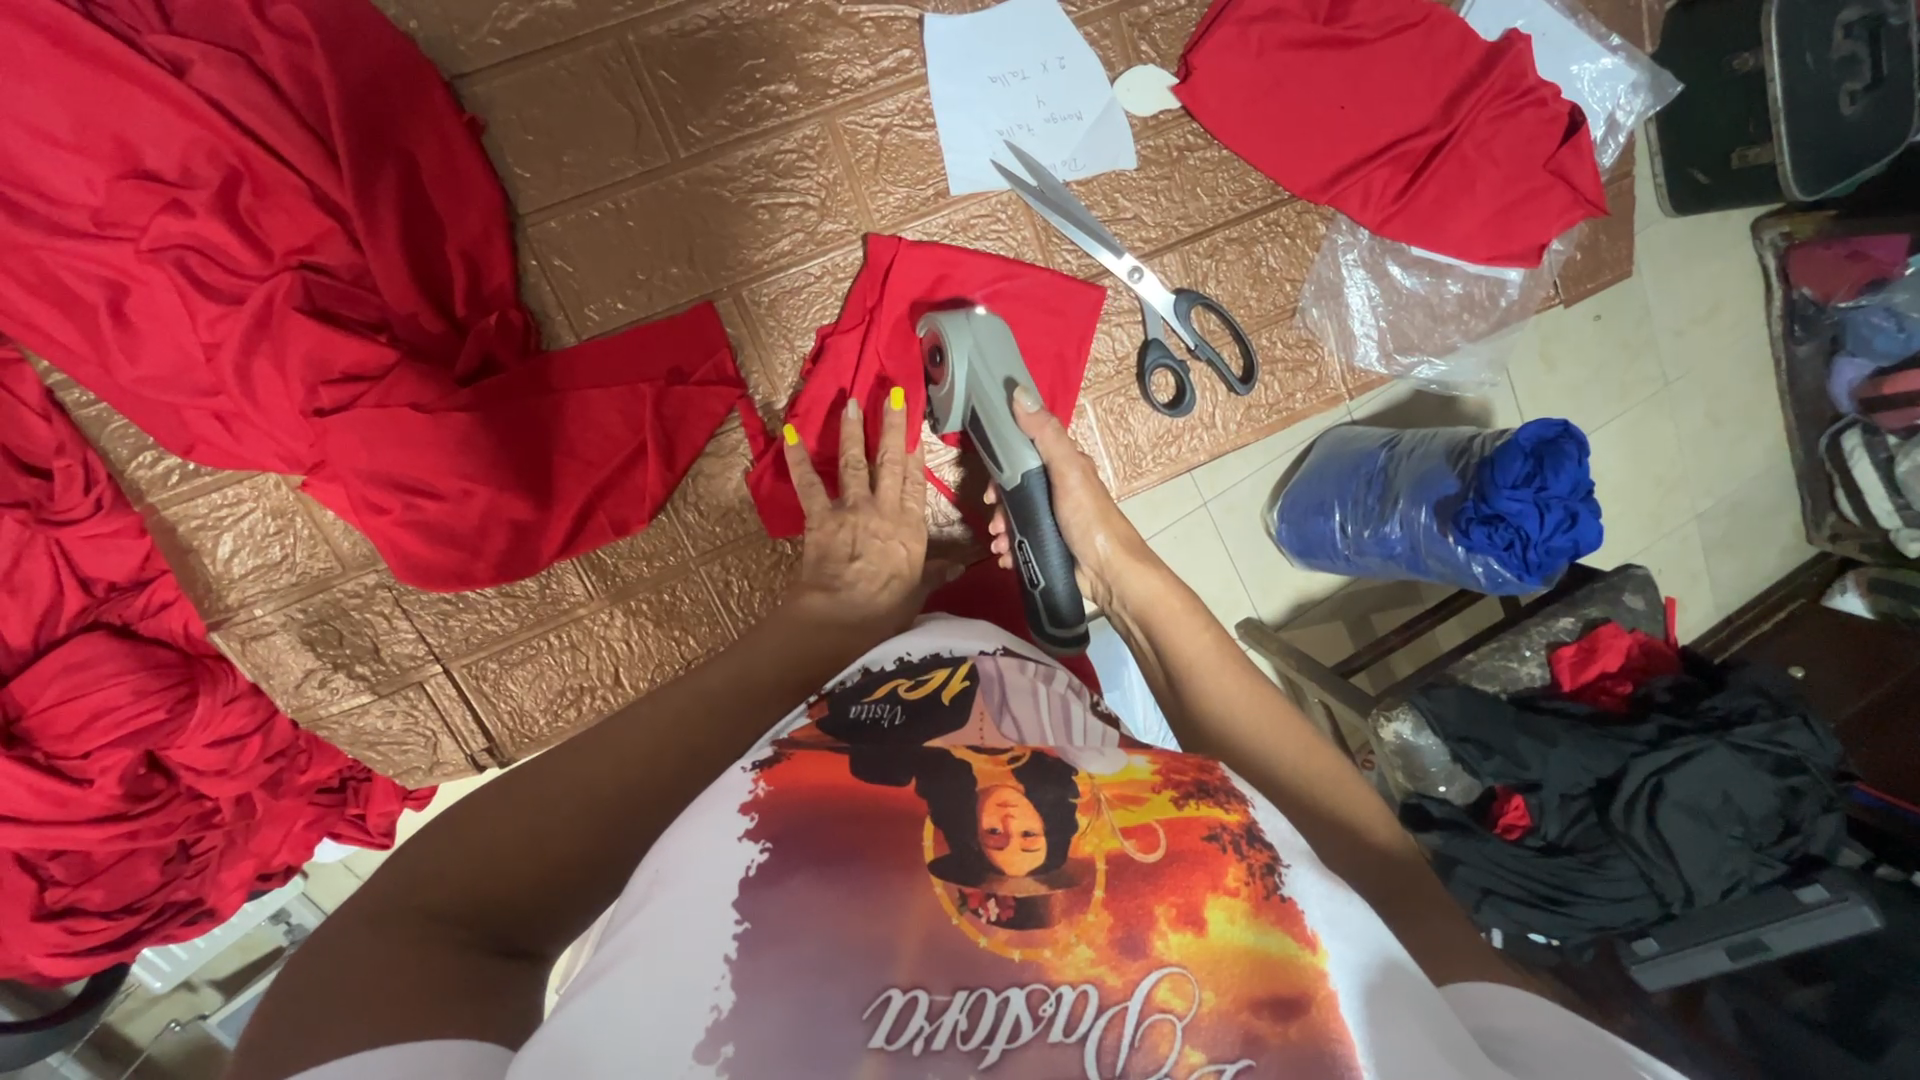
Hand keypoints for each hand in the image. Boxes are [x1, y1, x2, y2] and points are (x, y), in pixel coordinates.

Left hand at [782, 389, 951, 638]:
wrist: (845, 615)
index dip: (915, 454)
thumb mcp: (918, 592)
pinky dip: (798, 458)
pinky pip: (809, 483)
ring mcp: (852, 509)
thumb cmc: (886, 608)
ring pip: (853, 461)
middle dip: (892, 426)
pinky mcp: (821, 516)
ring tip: (852, 402)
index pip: (915, 482)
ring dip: (852, 430)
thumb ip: (936, 574)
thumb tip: (960, 567)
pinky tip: (790, 434)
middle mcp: (884, 509)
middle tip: (894, 395)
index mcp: (911, 527)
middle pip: (889, 460)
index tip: (916, 430)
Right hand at [983, 387, 1154, 611]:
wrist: (1108, 572)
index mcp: (1064, 465)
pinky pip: (1021, 541)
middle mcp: (1058, 488)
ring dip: (1001, 530)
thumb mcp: (1067, 470)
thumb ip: (1044, 434)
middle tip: (995, 521)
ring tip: (1001, 544)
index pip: (1025, 453)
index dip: (1003, 464)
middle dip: (999, 505)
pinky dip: (1009, 548)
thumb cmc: (1089, 518)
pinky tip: (1006, 558)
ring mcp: (1054, 518)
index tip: (989, 483)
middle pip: (1015, 488)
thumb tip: (1018, 391)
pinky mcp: (1050, 543)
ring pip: (1015, 516)